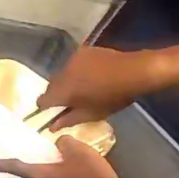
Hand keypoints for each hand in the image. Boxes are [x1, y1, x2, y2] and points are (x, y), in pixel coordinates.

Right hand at [40, 46, 159, 128]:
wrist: (135, 71)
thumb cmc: (114, 97)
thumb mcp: (92, 114)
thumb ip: (69, 120)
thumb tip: (52, 127)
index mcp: (63, 91)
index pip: (42, 100)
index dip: (45, 107)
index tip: (52, 112)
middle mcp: (62, 73)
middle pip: (52, 85)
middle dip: (57, 94)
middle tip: (71, 101)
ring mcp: (72, 59)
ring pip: (62, 74)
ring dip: (67, 81)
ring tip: (83, 86)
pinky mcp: (83, 50)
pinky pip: (73, 63)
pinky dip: (77, 70)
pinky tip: (91, 74)